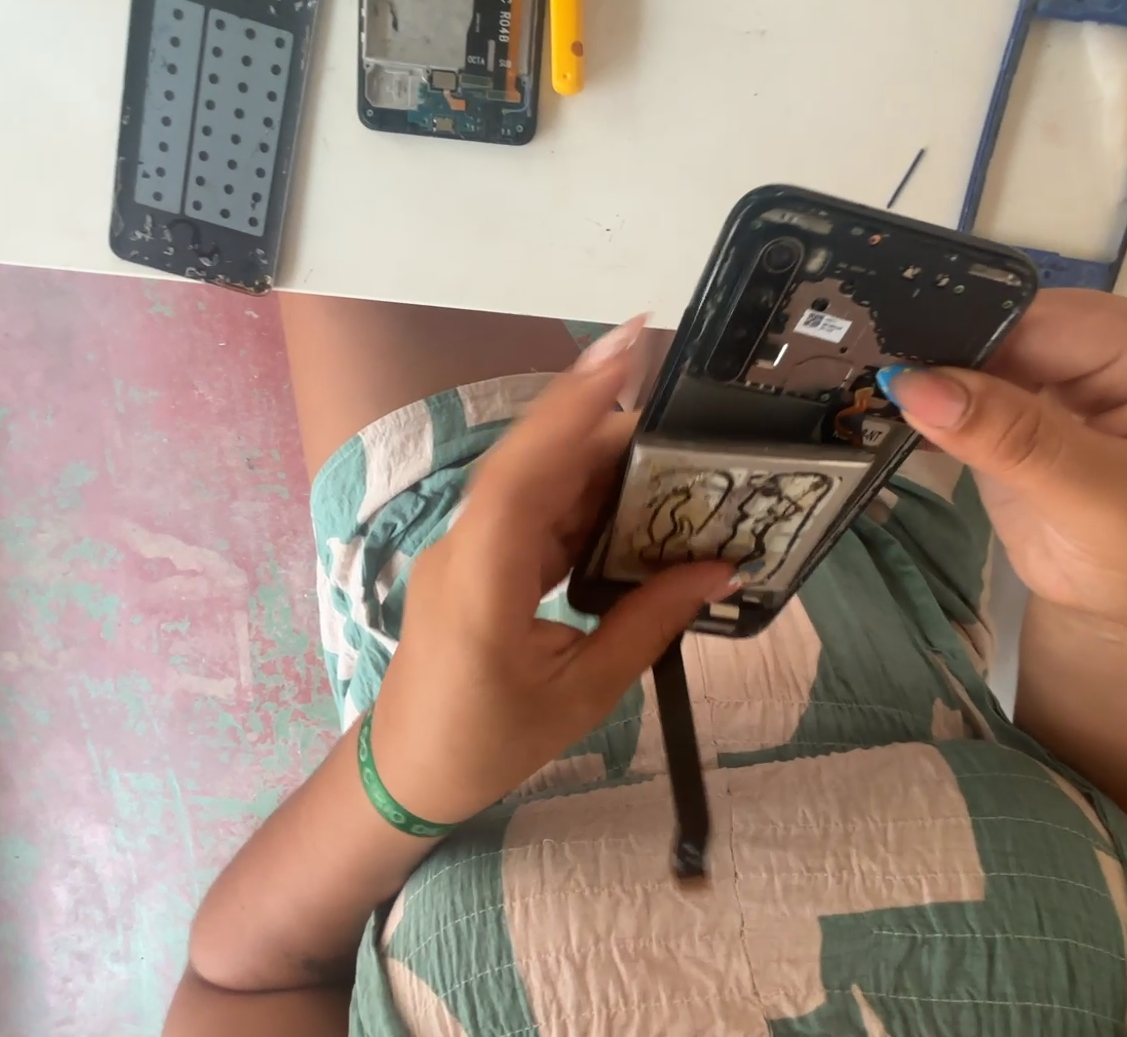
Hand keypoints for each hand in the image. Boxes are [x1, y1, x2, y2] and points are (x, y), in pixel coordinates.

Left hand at [367, 318, 736, 825]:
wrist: (408, 771)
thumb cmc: (489, 742)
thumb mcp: (583, 692)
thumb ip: (648, 623)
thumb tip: (718, 571)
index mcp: (481, 584)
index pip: (521, 477)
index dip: (569, 412)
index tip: (620, 356)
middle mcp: (467, 547)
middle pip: (534, 466)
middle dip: (603, 428)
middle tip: (678, 416)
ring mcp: (467, 548)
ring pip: (535, 483)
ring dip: (596, 462)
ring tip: (667, 452)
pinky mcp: (477, 557)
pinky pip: (531, 512)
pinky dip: (580, 499)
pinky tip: (628, 498)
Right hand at [891, 289, 1126, 671]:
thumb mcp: (1098, 499)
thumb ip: (1009, 436)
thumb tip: (909, 382)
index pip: (1044, 320)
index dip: (965, 338)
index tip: (885, 355)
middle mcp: (1118, 348)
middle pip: (1006, 331)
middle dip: (939, 355)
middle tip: (859, 369)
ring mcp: (1068, 381)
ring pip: (977, 360)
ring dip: (926, 380)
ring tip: (862, 387)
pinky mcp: (1027, 416)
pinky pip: (967, 394)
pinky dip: (930, 407)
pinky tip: (887, 412)